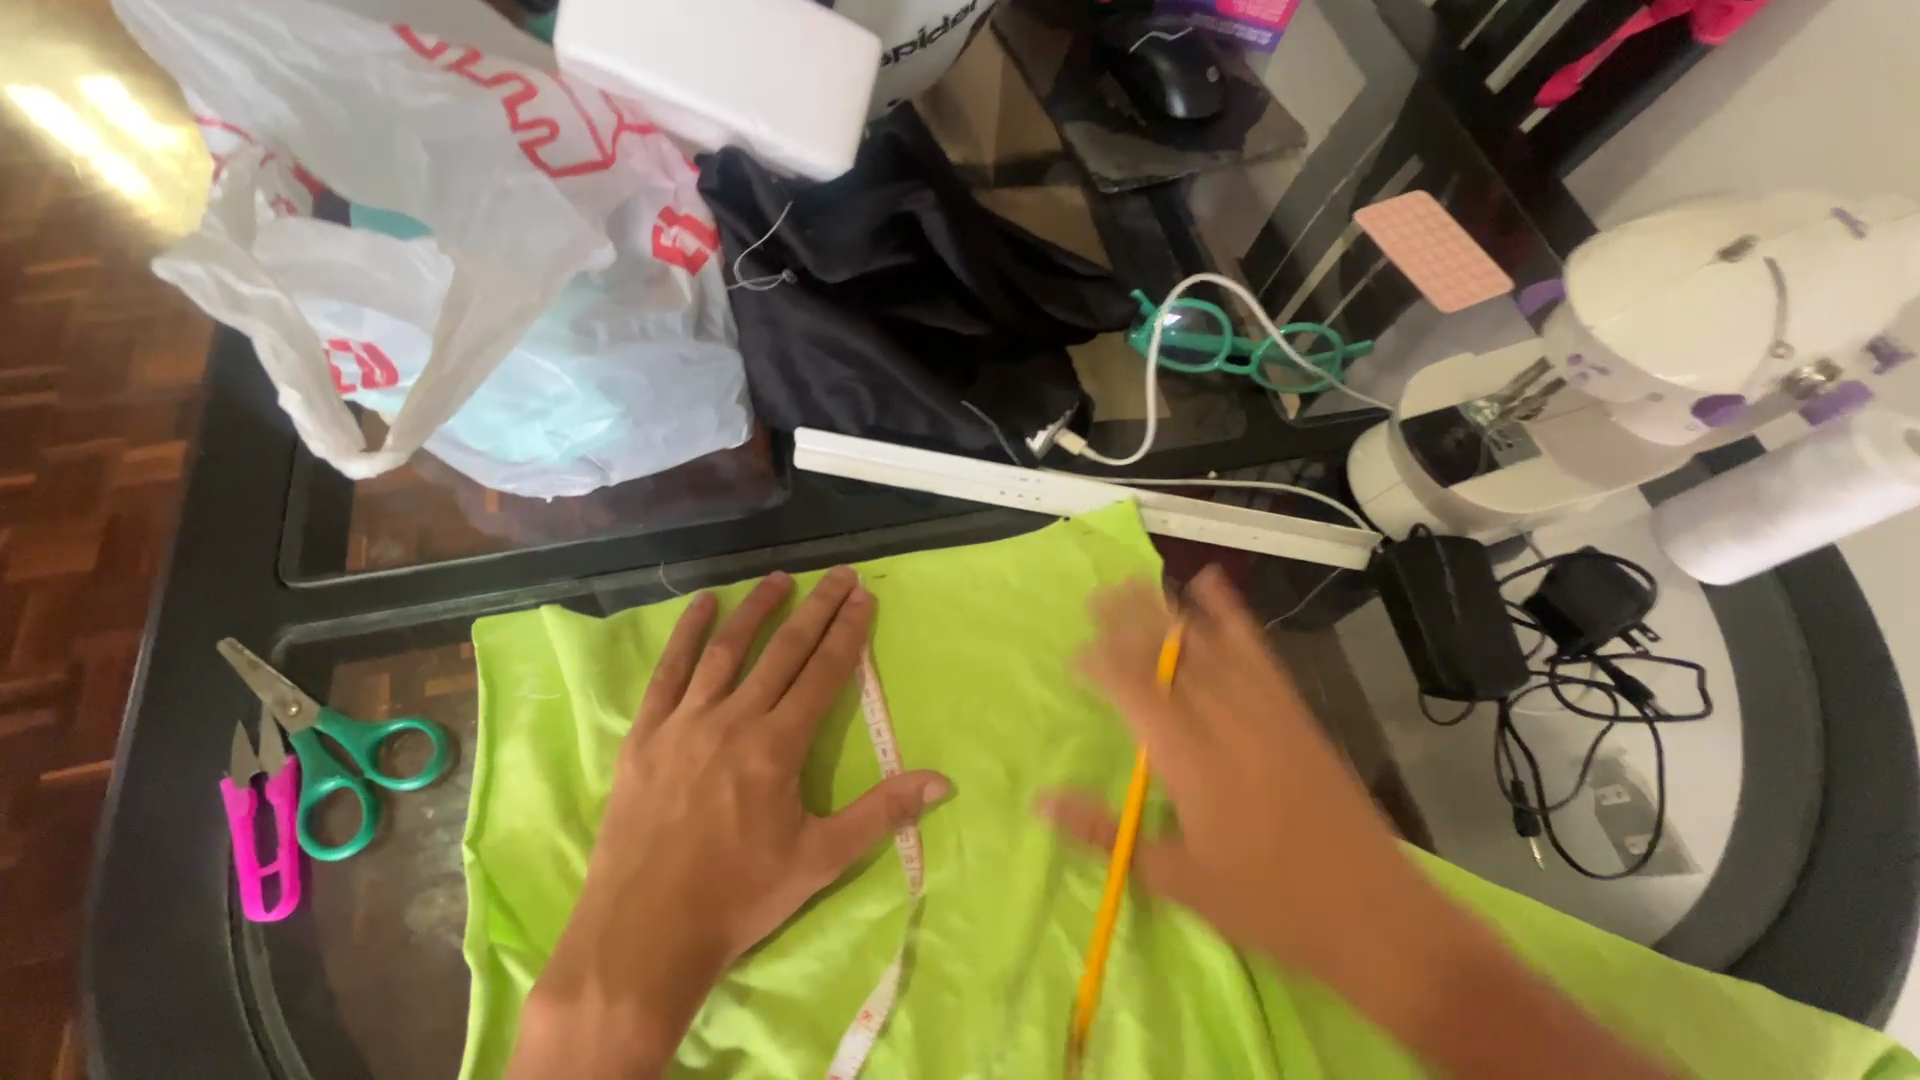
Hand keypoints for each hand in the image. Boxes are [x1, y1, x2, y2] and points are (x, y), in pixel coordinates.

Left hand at [511, 568, 949, 1079]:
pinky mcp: (646, 735)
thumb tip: (942, 781)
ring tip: (779, 579)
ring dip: (757, 610)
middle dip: (816, 609)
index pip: (823, 673)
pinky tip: (702, 606)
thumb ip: (881, 813)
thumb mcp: (820, 859)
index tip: (864, 596)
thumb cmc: (739, 897)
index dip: (848, 632)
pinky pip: (668, 673)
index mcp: (778, 747)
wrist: (643, 933)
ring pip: (727, 651)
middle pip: (783, 651)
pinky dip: (687, 635)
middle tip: (838, 575)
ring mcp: (684, 723)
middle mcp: (733, 720)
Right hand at [1038, 565, 1426, 992]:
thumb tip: (1040, 800)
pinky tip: (1213, 583)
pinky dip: (1231, 613)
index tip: (1074, 656)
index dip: (1100, 664)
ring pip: (1207, 643)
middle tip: (1095, 596)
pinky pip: (1257, 649)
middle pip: (1166, 655)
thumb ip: (1105, 832)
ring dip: (1168, 609)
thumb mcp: (1176, 877)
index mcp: (1188, 758)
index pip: (1133, 690)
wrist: (1370, 910)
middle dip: (1127, 621)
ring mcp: (1264, 708)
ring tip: (1135, 581)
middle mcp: (1224, 718)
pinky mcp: (1294, 709)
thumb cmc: (1265, 901)